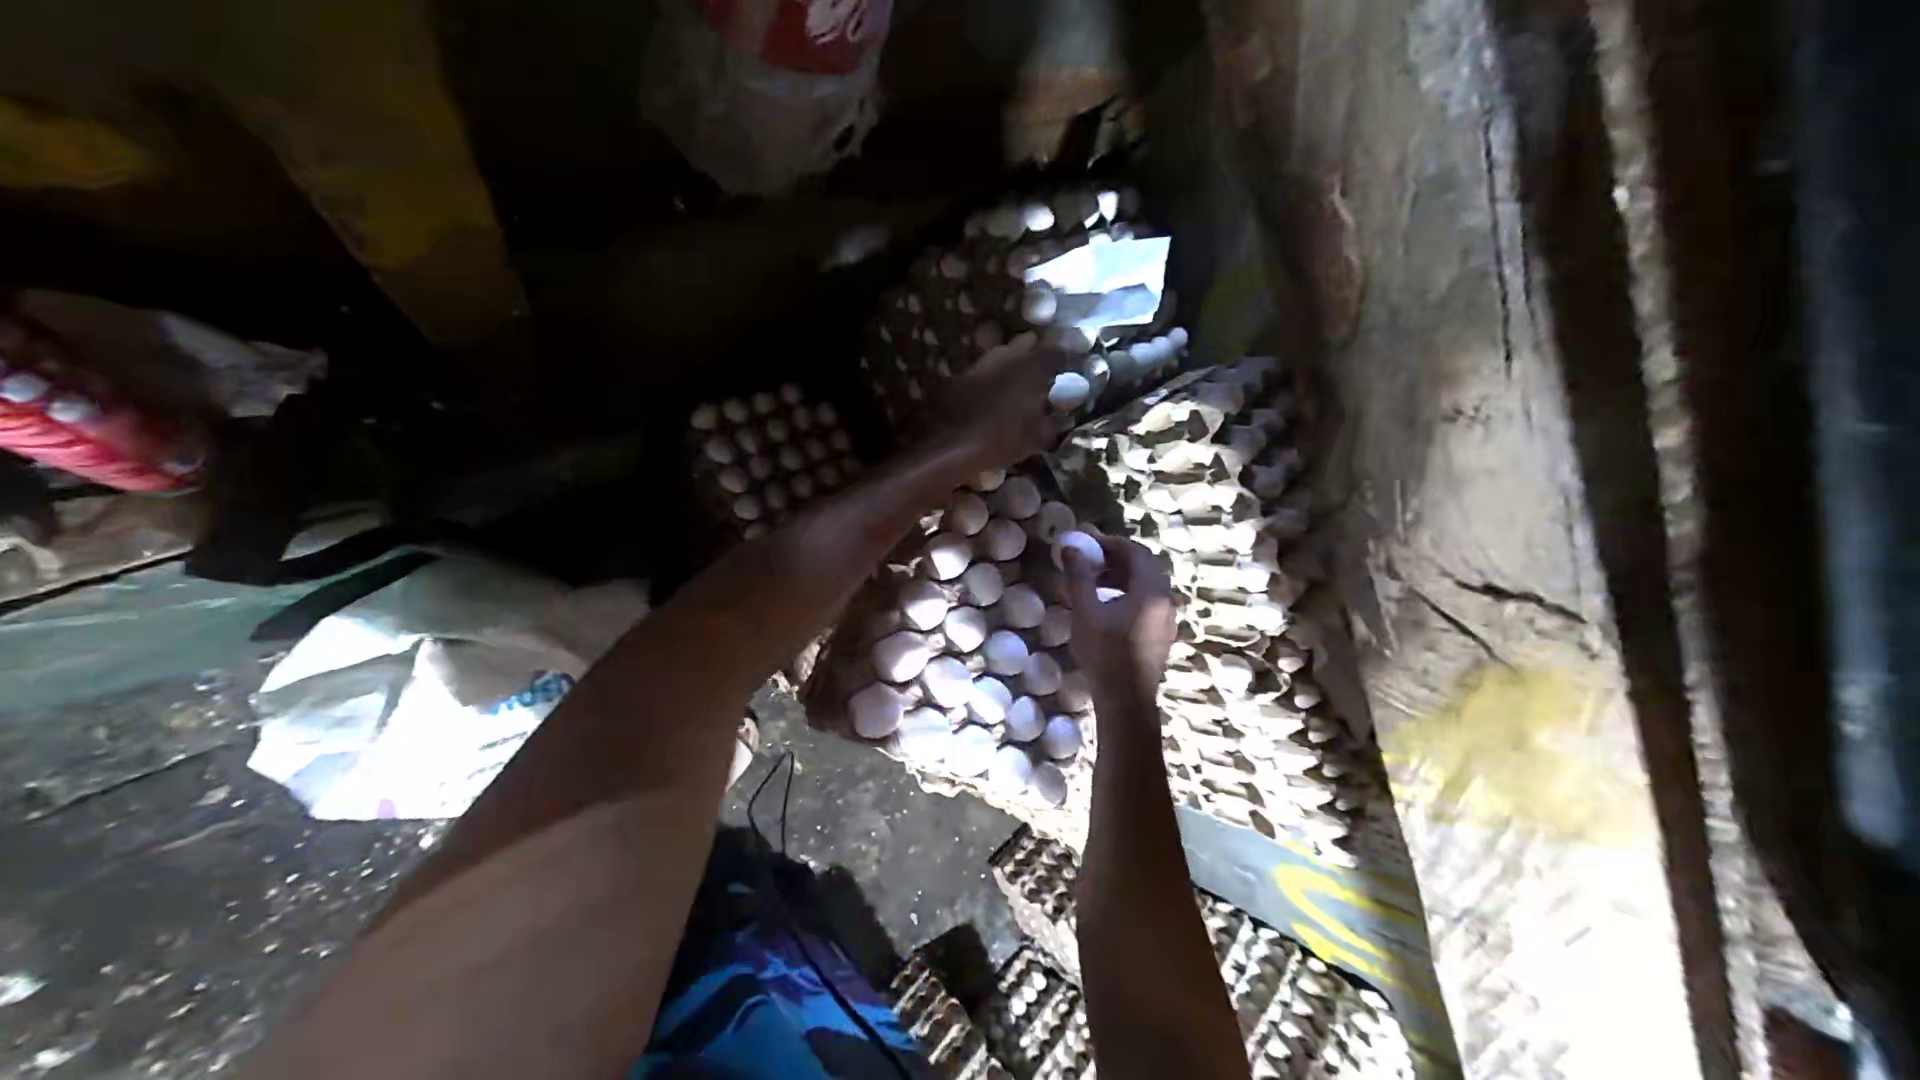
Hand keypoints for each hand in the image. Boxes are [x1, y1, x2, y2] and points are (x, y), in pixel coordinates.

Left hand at [933, 344, 1070, 473]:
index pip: (1057, 351)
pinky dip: (991, 376)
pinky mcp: (959, 376)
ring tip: (1017, 376)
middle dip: (1037, 351)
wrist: (950, 447)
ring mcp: (979, 363)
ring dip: (1012, 360)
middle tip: (1044, 368)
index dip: (1067, 357)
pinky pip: (981, 369)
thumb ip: (1054, 423)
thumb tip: (1065, 418)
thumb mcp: (1037, 438)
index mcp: (1031, 367)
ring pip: (1001, 352)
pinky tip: (991, 390)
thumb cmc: (1001, 441)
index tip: (1071, 367)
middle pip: (1026, 343)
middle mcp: (1006, 357)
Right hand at [1062, 534, 1176, 710]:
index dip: (1111, 544)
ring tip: (1092, 584)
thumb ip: (1079, 576)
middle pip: (1144, 568)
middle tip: (1089, 562)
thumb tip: (1070, 548)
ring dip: (1120, 578)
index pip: (1136, 552)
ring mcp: (1167, 619)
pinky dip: (1126, 595)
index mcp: (1152, 590)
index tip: (1087, 544)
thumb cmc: (1105, 653)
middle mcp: (1166, 601)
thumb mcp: (1086, 611)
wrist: (1125, 701)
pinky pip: (1146, 603)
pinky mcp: (1162, 635)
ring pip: (1145, 586)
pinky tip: (1104, 608)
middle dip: (1115, 560)